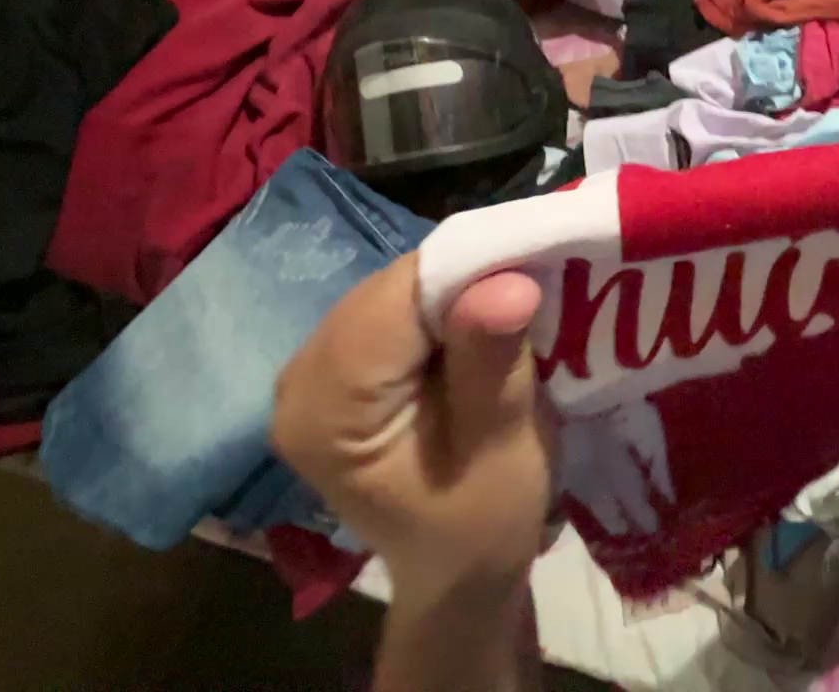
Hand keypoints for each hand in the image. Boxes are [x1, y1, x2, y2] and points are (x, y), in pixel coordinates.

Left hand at [272, 253, 552, 608]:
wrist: (458, 568)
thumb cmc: (485, 522)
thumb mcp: (502, 450)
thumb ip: (493, 365)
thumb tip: (507, 281)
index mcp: (327, 411)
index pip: (397, 300)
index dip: (470, 271)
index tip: (538, 270)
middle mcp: (300, 380)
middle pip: (392, 288)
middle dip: (467, 279)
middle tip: (535, 293)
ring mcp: (315, 370)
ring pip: (397, 289)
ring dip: (460, 290)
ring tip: (515, 311)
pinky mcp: (340, 366)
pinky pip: (397, 307)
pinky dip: (446, 306)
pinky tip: (481, 328)